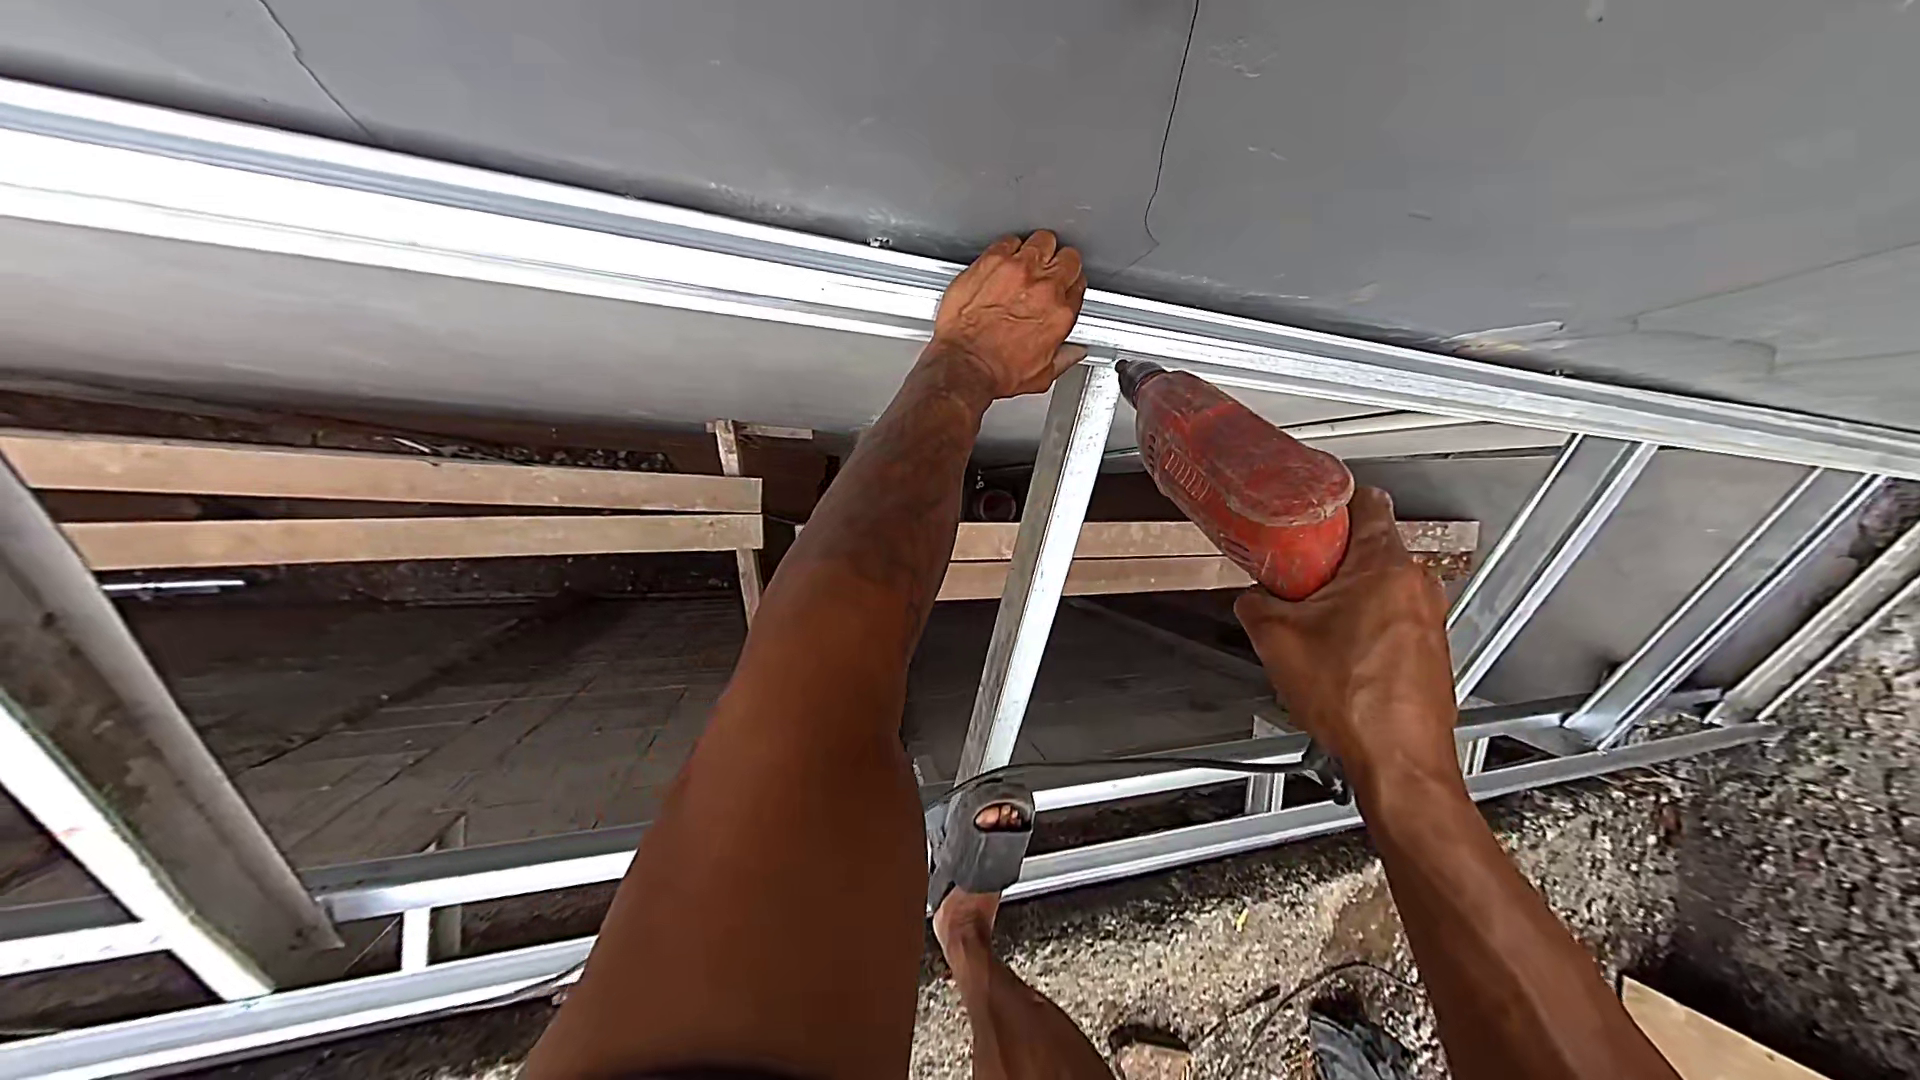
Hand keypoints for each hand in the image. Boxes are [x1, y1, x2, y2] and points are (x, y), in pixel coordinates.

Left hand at [926, 230, 1088, 398]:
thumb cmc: (996, 371)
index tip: (1061, 289)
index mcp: (1060, 313)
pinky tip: (1003, 261)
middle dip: (1059, 264)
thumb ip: (1063, 358)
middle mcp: (1044, 287)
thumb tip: (1074, 353)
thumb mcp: (1041, 375)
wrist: (964, 364)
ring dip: (1037, 251)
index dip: (1069, 285)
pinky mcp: (992, 261)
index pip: (1077, 285)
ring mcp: (1018, 270)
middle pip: (1067, 258)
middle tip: (1046, 272)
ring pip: (1042, 241)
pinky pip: (1009, 240)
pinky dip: (1008, 248)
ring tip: (1026, 263)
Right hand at [1234, 487, 1461, 793]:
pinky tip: (1330, 644)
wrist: (1396, 760)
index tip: (1305, 505)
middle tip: (1289, 569)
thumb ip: (1253, 602)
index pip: (1366, 500)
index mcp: (1385, 568)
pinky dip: (1357, 616)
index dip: (1328, 496)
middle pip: (1365, 543)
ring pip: (1374, 580)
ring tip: (1305, 613)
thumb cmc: (1354, 702)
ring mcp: (1427, 617)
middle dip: (1323, 553)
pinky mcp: (1426, 645)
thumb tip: (1251, 595)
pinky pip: (1386, 611)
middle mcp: (1417, 586)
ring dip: (1338, 589)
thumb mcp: (1274, 638)